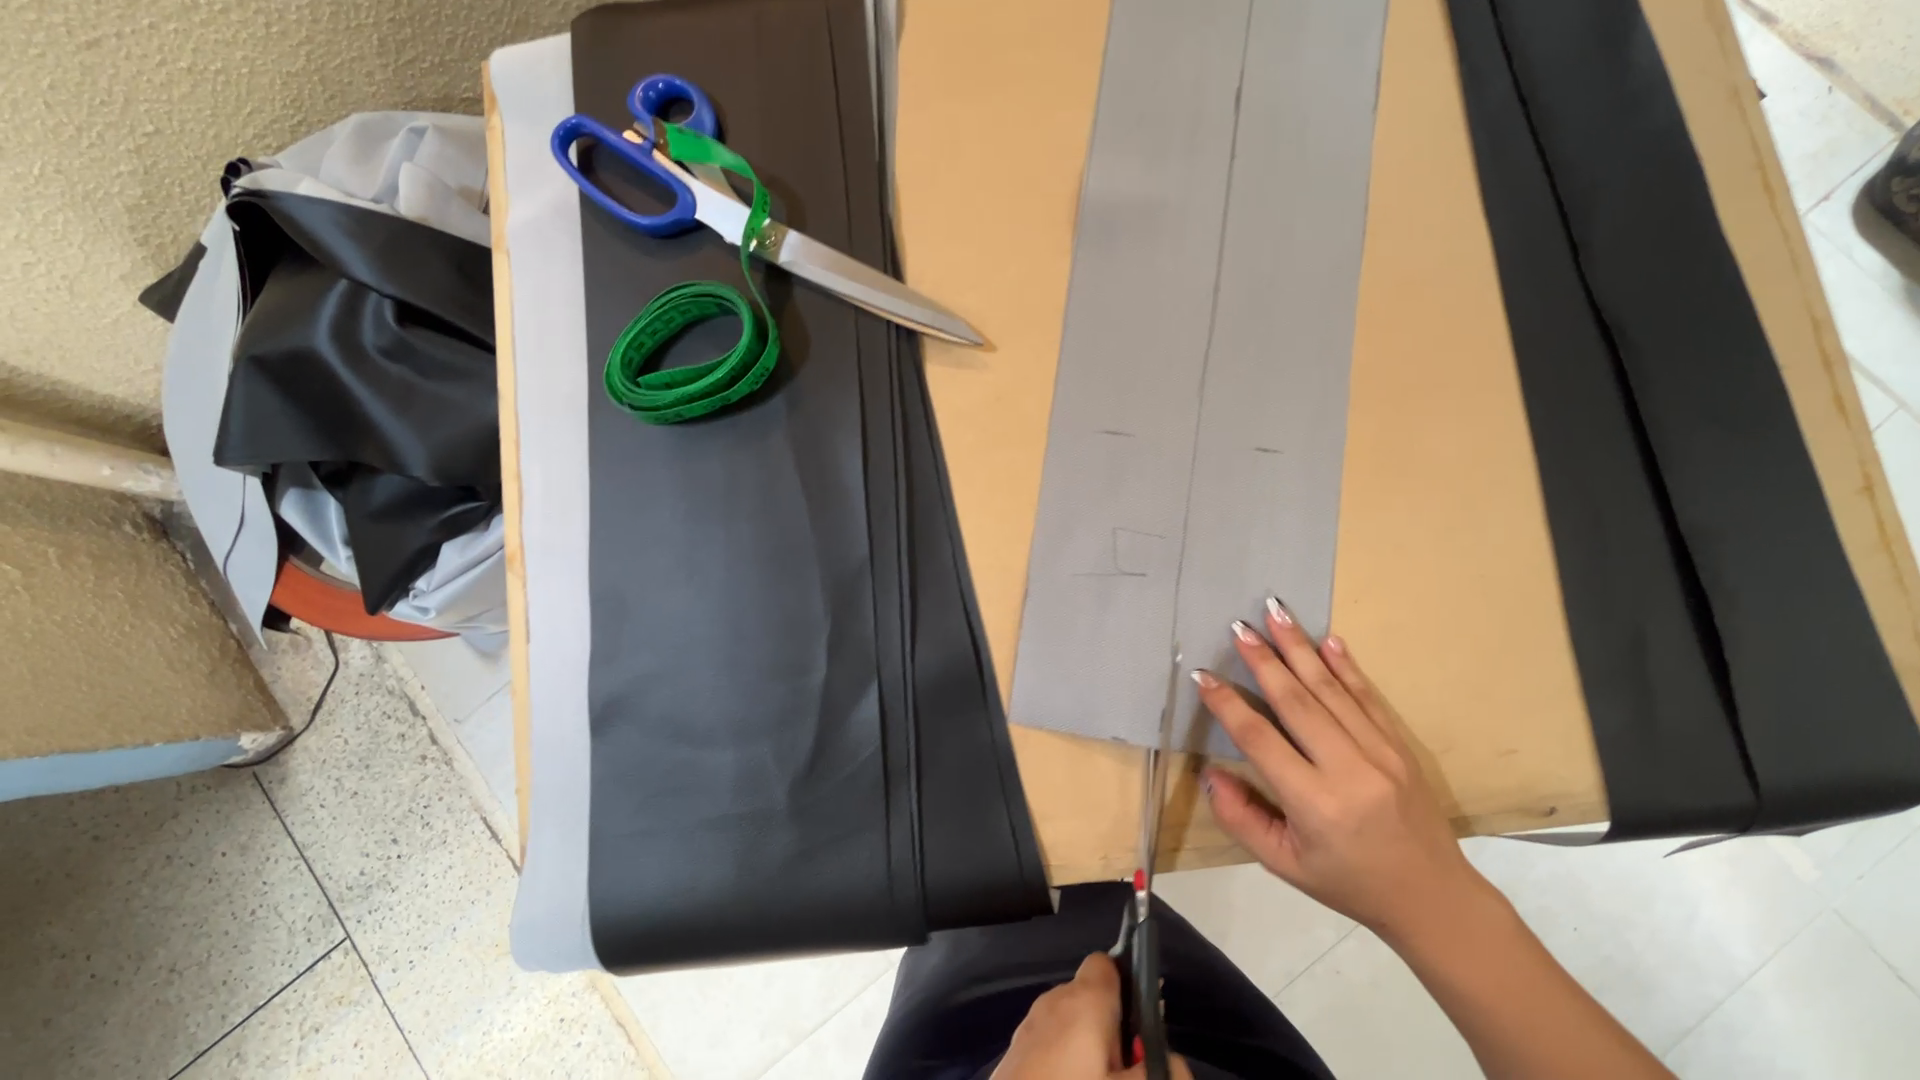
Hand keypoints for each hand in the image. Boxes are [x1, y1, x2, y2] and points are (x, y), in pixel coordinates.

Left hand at [992, 953, 1192, 1079]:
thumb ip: (1165, 1070)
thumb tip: (1172, 1060)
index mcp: (1084, 1000)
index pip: (1107, 963)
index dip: (1129, 983)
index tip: (1144, 1022)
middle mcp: (1054, 1001)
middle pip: (1093, 999)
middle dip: (1115, 1028)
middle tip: (1129, 1068)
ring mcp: (1030, 1026)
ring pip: (1072, 1025)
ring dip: (1090, 1049)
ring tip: (1102, 1078)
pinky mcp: (1016, 1053)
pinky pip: (1052, 1045)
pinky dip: (1067, 1062)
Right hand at [1192, 600, 1497, 943]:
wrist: (1432, 896)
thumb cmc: (1349, 883)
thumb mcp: (1285, 865)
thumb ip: (1242, 819)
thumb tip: (1210, 774)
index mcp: (1314, 803)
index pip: (1260, 740)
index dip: (1228, 706)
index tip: (1203, 676)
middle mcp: (1349, 769)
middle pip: (1297, 702)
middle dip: (1264, 661)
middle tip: (1238, 626)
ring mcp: (1380, 753)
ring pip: (1332, 690)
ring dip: (1300, 648)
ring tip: (1275, 614)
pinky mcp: (1401, 746)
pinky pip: (1368, 698)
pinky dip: (1346, 667)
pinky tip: (1327, 640)